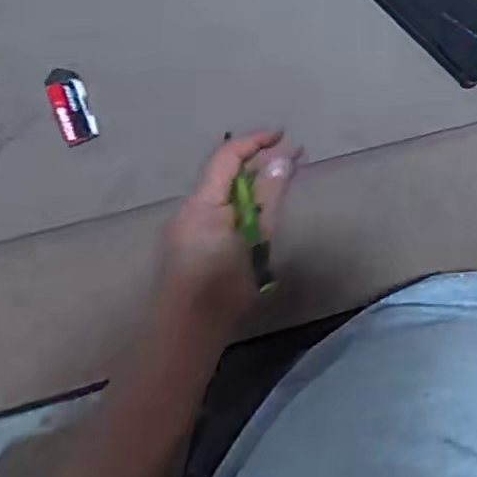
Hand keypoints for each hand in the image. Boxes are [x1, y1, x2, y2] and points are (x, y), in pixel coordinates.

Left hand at [156, 129, 303, 328]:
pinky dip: (240, 204)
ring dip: (252, 184)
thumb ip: (268, 198)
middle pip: (225, 174)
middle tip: (294, 159)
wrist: (182, 340)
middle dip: (259, 162)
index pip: (228, 156)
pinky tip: (258, 215)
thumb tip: (282, 159)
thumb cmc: (221, 289)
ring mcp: (185, 229)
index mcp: (202, 202)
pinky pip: (217, 212)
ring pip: (222, 195)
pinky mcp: (188, 248)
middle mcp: (189, 209)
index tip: (284, 136)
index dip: (256, 141)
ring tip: (281, 184)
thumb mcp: (254, 240)